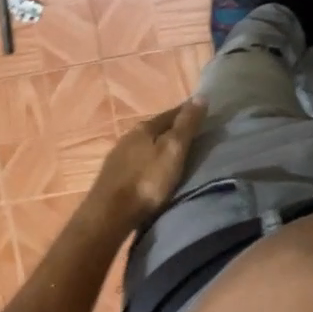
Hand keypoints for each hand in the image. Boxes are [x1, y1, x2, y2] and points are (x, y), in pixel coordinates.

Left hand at [89, 99, 207, 229]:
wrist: (109, 214)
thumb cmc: (146, 181)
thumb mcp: (173, 151)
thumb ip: (186, 125)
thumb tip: (200, 96)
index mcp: (144, 127)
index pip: (171, 113)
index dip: (187, 113)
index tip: (203, 114)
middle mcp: (128, 136)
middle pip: (156, 129)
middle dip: (173, 131)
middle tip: (193, 137)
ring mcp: (118, 156)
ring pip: (144, 145)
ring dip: (159, 147)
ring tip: (175, 156)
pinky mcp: (112, 176)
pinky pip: (136, 161)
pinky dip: (148, 162)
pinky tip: (152, 172)